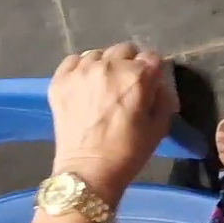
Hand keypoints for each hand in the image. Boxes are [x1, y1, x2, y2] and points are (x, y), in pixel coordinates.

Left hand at [48, 43, 178, 203]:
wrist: (89, 172)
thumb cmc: (129, 152)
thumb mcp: (160, 126)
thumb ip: (162, 96)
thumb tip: (156, 82)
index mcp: (138, 75)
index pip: (152, 58)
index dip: (153, 72)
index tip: (149, 85)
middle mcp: (110, 65)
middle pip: (126, 50)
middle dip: (130, 65)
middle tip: (126, 87)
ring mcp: (82, 70)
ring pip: (99, 54)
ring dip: (105, 66)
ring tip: (103, 87)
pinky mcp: (61, 80)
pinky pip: (74, 60)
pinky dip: (81, 69)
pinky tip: (84, 85)